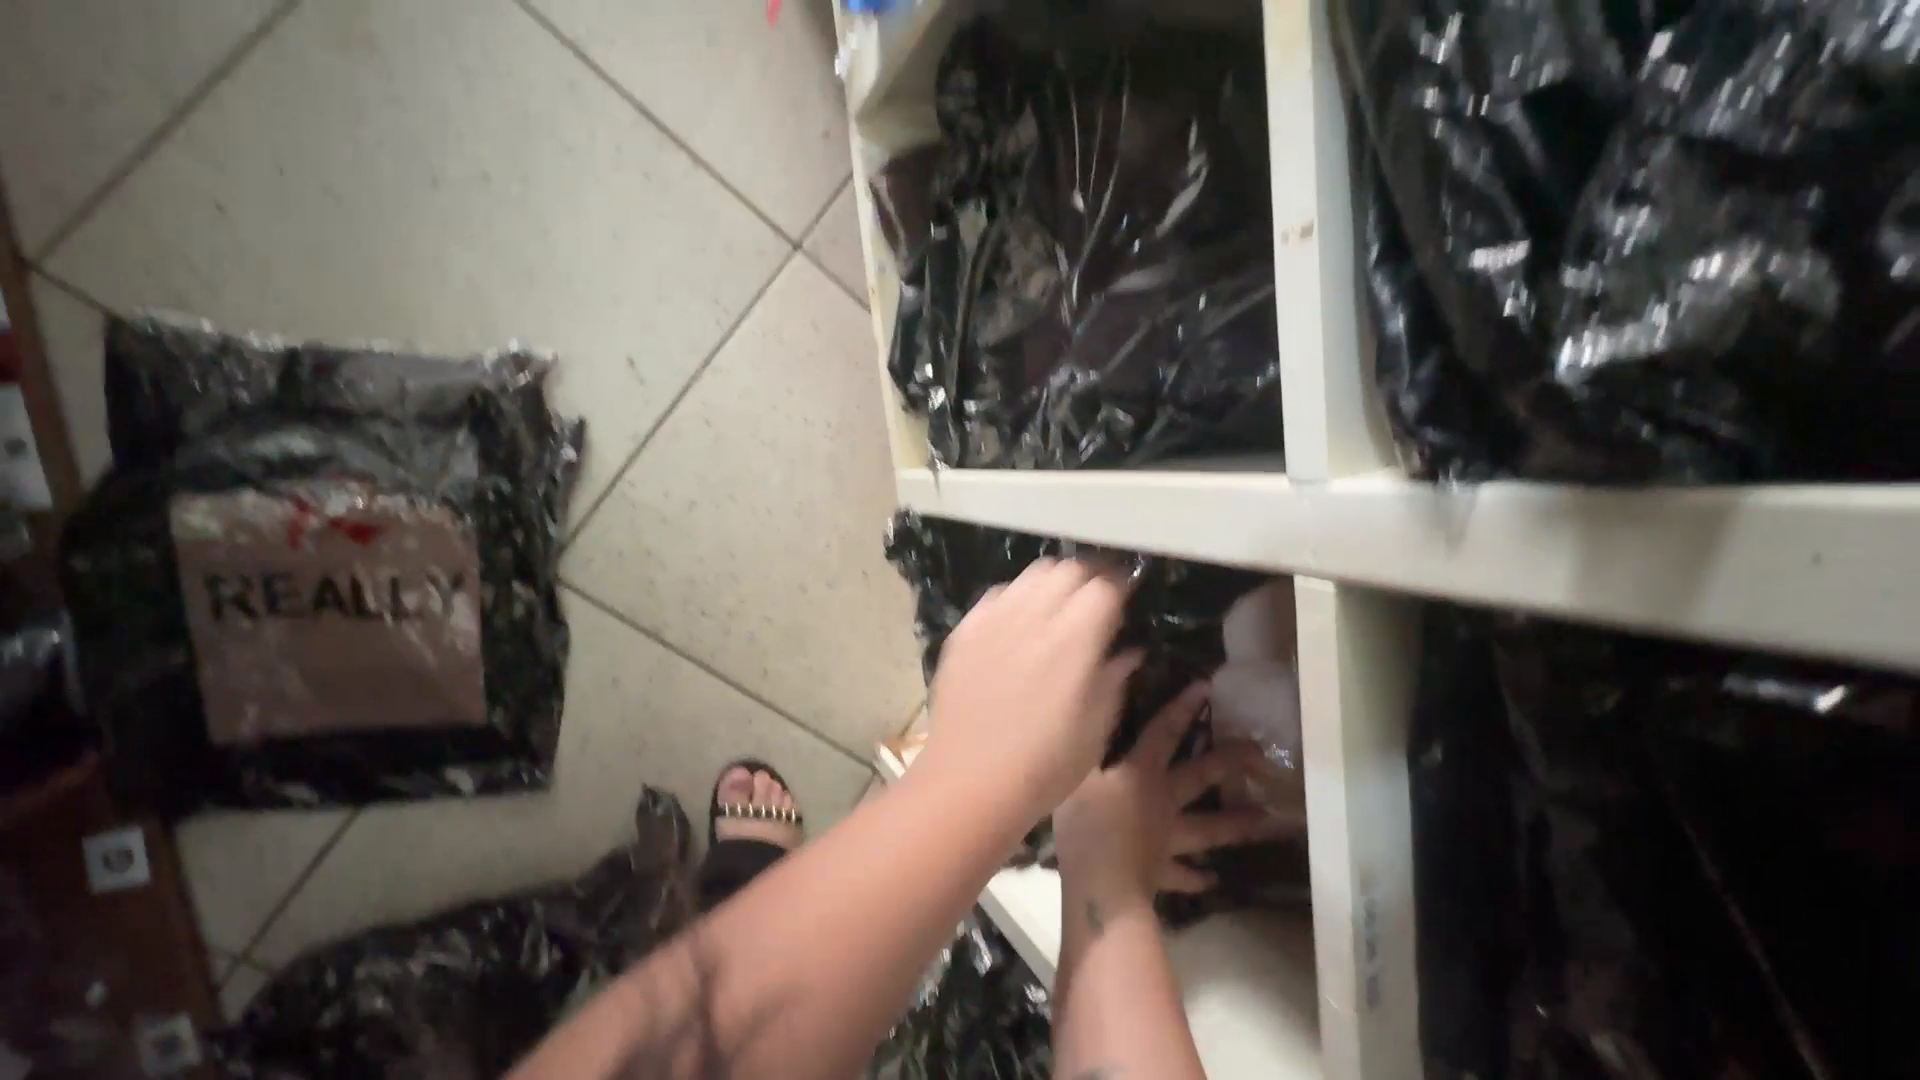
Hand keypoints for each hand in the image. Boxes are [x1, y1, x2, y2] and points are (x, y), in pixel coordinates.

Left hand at [919, 557, 1141, 827]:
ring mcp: (992, 621)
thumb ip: (1115, 678)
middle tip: (1098, 599)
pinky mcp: (963, 632)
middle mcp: (1032, 618)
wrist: (969, 783)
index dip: (1121, 585)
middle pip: (1067, 569)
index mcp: (1073, 640)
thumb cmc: (1045, 766)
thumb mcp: (1097, 728)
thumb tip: (1129, 651)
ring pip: (1030, 575)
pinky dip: (1016, 599)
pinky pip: (997, 596)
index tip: (1128, 595)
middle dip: (1088, 577)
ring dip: (1052, 582)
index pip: (1104, 585)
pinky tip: (1021, 624)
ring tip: (1060, 607)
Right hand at [1053, 681, 1297, 905]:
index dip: (1183, 709)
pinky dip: (1198, 877)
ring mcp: (1167, 839)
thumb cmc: (1082, 822)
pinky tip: (1212, 879)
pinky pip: (1184, 875)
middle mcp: (1162, 801)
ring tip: (1263, 819)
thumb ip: (1088, 748)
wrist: (1100, 881)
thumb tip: (1096, 718)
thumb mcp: (1075, 774)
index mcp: (1140, 772)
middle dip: (1229, 762)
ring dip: (1235, 824)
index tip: (1207, 688)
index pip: (1164, 732)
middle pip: (1200, 776)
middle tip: (1259, 754)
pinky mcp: (1162, 872)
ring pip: (1207, 828)